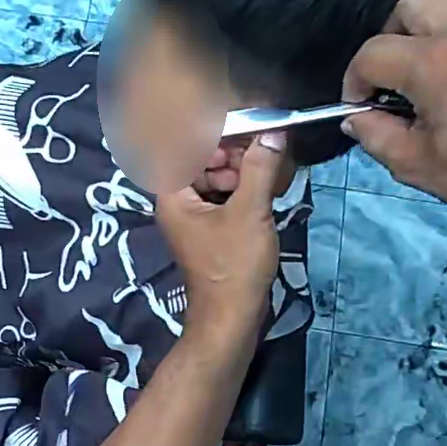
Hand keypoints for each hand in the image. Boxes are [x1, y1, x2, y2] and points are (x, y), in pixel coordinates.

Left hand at [155, 129, 288, 342]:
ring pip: (213, 179)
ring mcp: (194, 218)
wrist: (233, 316)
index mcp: (174, 195)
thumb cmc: (234, 264)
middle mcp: (178, 203)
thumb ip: (259, 168)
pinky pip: (222, 198)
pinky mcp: (210, 230)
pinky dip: (241, 189)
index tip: (243, 130)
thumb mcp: (250, 212)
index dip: (210, 134)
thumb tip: (273, 134)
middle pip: (198, 161)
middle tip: (261, 149)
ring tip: (268, 168)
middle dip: (230, 152)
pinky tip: (266, 187)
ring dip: (239, 170)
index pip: (181, 147)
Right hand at [339, 0, 446, 243]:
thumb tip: (358, 117)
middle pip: (412, 2)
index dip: (355, 79)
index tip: (362, 104)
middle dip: (393, 35)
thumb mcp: (422, 168)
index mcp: (438, 64)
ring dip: (436, 37)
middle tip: (400, 76)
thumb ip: (378, 137)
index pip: (373, 52)